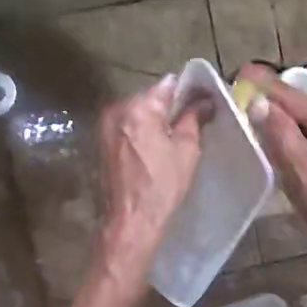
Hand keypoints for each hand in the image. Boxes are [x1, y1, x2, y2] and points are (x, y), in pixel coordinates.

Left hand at [95, 74, 206, 292]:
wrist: (130, 221)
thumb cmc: (162, 187)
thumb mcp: (186, 150)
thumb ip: (193, 118)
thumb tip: (205, 100)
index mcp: (138, 107)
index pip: (169, 85)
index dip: (189, 91)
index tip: (204, 102)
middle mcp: (117, 109)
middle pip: (150, 97)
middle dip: (170, 106)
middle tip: (191, 121)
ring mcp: (105, 125)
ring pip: (137, 112)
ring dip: (154, 120)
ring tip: (174, 137)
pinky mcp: (101, 141)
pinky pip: (127, 127)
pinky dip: (141, 132)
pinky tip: (154, 148)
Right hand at [240, 64, 306, 273]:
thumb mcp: (301, 170)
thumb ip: (280, 133)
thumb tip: (258, 101)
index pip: (290, 94)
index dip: (262, 84)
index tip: (238, 72)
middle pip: (297, 103)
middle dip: (268, 98)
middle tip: (236, 96)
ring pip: (302, 119)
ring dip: (276, 117)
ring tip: (247, 114)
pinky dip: (288, 134)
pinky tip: (272, 142)